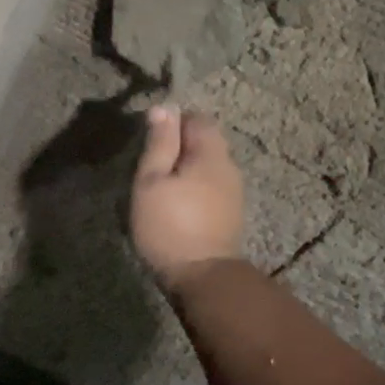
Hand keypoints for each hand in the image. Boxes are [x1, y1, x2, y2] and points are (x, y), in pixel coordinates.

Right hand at [130, 107, 246, 289]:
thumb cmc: (169, 224)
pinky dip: (193, 186)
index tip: (151, 138)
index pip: (198, 118)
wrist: (202, 276)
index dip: (174, 121)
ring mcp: (233, 192)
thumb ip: (160, 143)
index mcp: (211, 154)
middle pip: (205, 141)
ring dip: (186, 168)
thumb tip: (164, 108)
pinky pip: (211, 186)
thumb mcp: (152, 180)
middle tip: (151, 164)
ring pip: (208, 165)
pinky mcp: (230, 213)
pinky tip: (176, 204)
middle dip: (179, 145)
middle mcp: (229, 167)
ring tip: (160, 186)